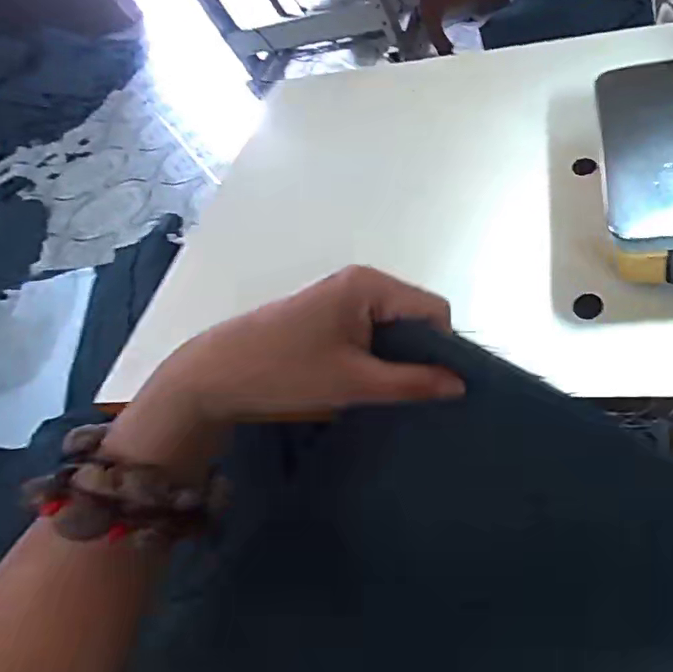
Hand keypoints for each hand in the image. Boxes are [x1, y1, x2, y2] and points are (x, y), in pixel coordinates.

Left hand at [103, 266, 464, 473]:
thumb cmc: (284, 372)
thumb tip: (460, 385)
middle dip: (420, 352)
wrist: (211, 376)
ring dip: (398, 356)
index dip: (443, 347)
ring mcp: (345, 294)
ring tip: (387, 388)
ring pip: (396, 324)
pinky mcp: (331, 311)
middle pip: (417, 314)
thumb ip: (413, 383)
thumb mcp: (354, 383)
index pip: (434, 310)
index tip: (434, 384)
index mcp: (371, 285)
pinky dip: (378, 353)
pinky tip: (366, 379)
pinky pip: (374, 328)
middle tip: (411, 391)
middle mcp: (363, 280)